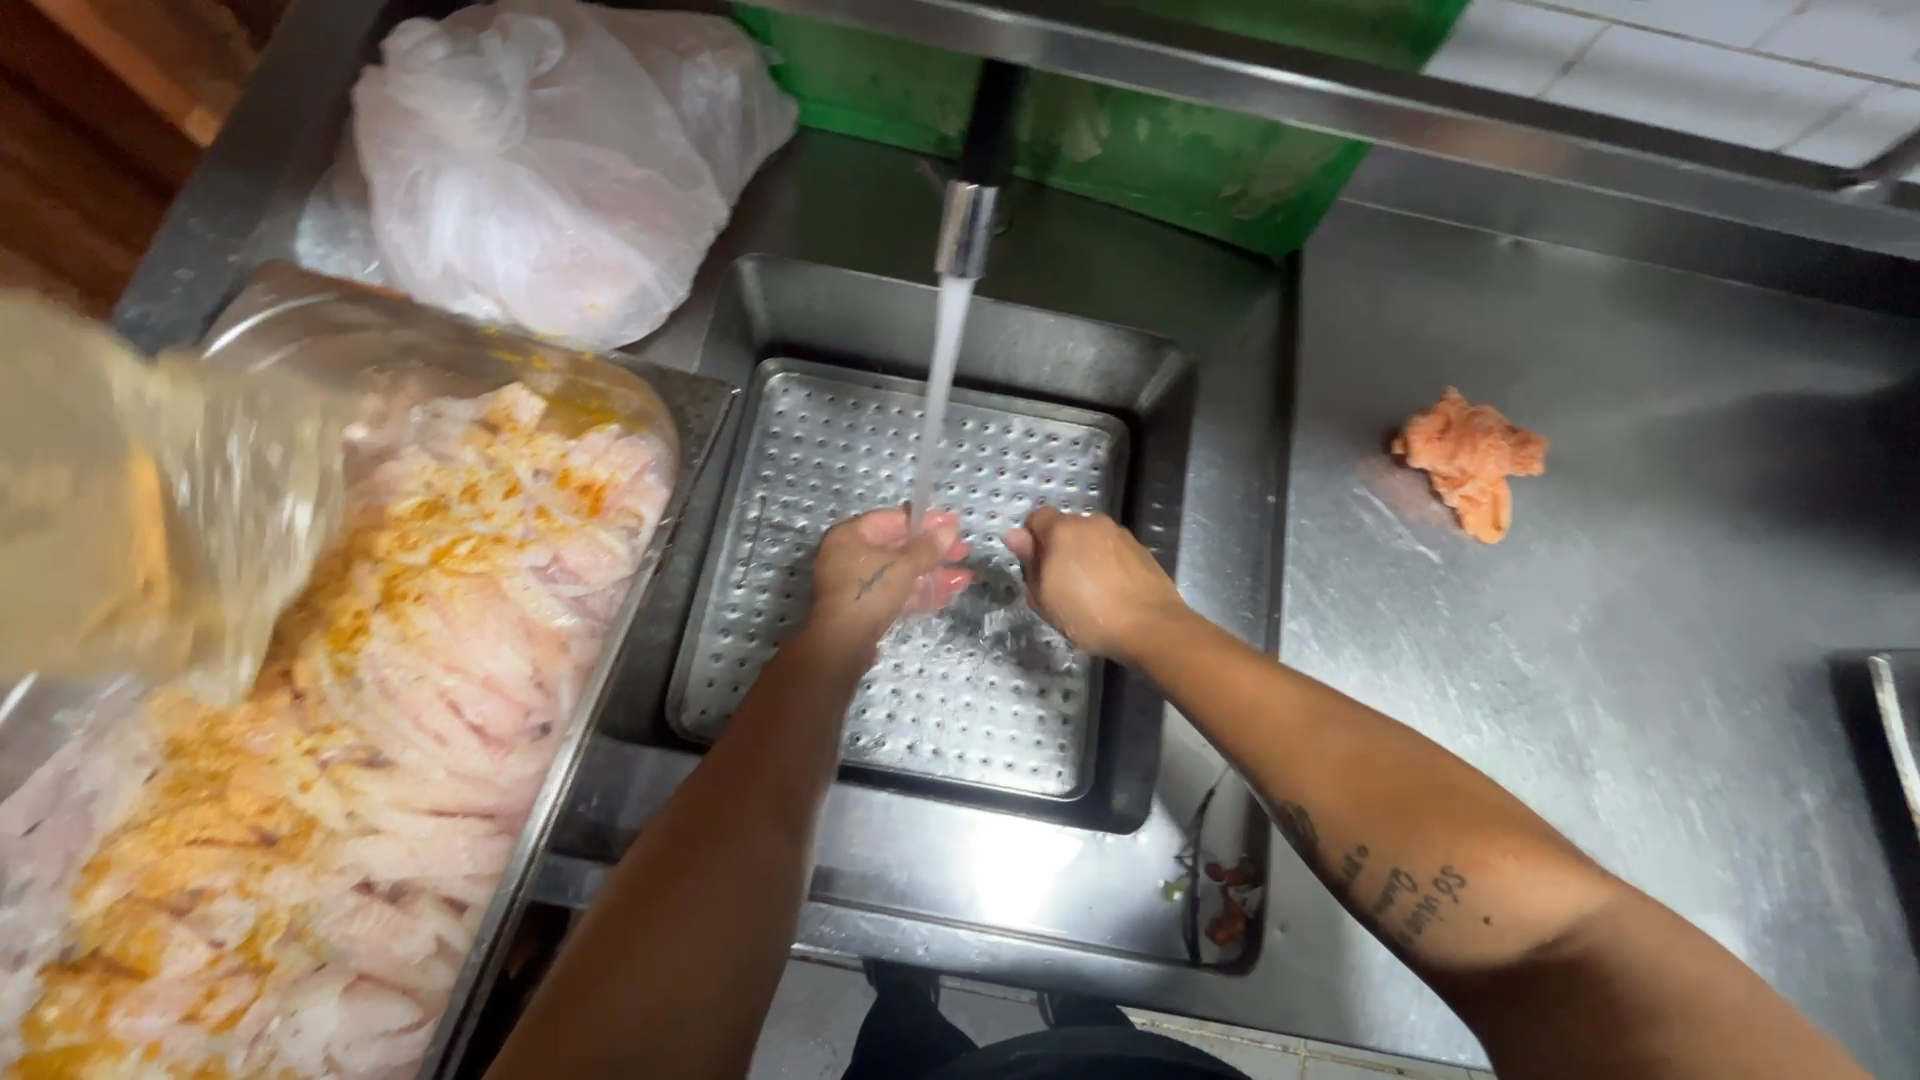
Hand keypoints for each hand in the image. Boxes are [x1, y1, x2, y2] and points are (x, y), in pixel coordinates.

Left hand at [804, 507, 971, 656]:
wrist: (842, 643)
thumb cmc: (870, 592)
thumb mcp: (903, 565)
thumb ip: (928, 547)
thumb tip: (950, 528)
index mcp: (850, 536)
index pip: (892, 520)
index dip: (925, 521)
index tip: (952, 525)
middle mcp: (849, 556)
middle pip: (898, 547)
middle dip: (933, 552)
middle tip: (963, 552)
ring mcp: (856, 584)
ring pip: (900, 573)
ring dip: (932, 574)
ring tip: (964, 578)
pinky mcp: (864, 608)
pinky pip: (894, 593)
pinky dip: (918, 593)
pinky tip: (946, 596)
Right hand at [1004, 507, 1187, 660]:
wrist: (1150, 626)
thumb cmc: (1087, 615)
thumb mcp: (1044, 597)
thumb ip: (1029, 561)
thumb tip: (1014, 535)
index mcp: (1062, 530)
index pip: (1036, 518)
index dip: (1032, 540)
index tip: (1036, 568)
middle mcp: (1091, 523)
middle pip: (1065, 528)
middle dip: (1059, 549)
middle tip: (1061, 585)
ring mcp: (1119, 534)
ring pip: (1091, 539)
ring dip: (1085, 556)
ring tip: (1090, 591)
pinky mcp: (1140, 549)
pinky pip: (1112, 550)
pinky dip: (1106, 564)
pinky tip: (1112, 591)